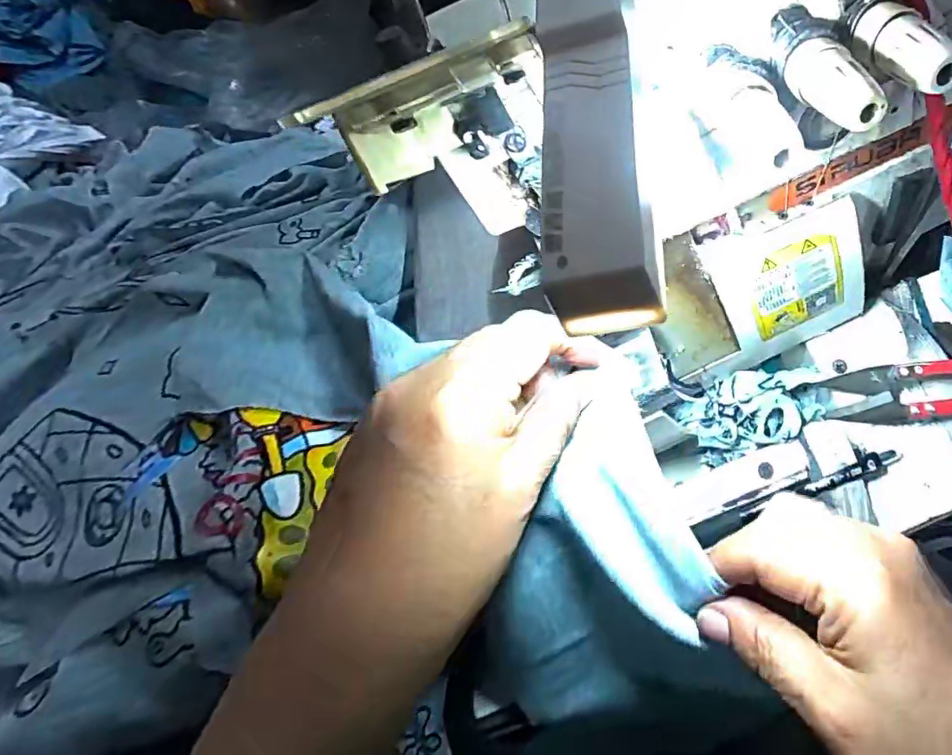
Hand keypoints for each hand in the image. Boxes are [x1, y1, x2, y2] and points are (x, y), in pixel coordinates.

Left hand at [198, 312, 619, 754]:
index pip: (527, 330)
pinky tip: (478, 435)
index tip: (597, 372)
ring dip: (503, 377)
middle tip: (563, 405)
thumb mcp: (519, 486)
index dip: (569, 343)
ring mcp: (390, 393)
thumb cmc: (451, 563)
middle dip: (536, 361)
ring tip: (523, 425)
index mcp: (458, 389)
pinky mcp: (375, 415)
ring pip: (465, 359)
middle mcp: (417, 376)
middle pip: (494, 340)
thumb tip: (594, 378)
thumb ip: (558, 417)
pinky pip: (436, 382)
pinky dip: (468, 393)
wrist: (354, 622)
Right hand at [697, 495, 951, 754]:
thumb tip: (707, 613)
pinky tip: (787, 597)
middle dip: (740, 555)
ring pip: (800, 522)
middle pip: (780, 520)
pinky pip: (826, 536)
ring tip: (746, 604)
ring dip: (765, 553)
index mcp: (857, 572)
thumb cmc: (923, 745)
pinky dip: (795, 556)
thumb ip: (764, 646)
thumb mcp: (833, 707)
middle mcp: (872, 539)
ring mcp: (888, 544)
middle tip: (717, 605)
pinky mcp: (895, 558)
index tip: (690, 599)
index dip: (717, 567)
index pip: (762, 543)